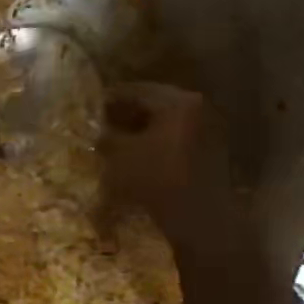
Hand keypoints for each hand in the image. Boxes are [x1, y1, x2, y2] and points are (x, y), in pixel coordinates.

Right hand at [103, 82, 242, 257]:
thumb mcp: (119, 156)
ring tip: (120, 135)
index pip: (138, 91)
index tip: (95, 103)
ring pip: (166, 118)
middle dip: (129, 110)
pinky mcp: (208, 146)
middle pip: (156, 102)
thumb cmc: (153, 178)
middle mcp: (196, 107)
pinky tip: (140, 149)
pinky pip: (176, 133)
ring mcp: (206, 126)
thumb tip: (97, 131)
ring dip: (143, 124)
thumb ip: (106, 138)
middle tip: (106, 118)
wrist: (193, 212)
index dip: (113, 97)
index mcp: (176, 102)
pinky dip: (157, 137)